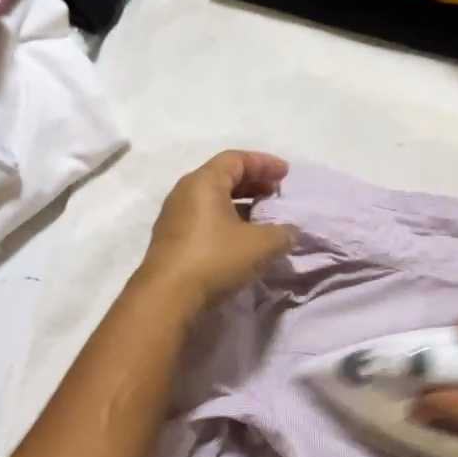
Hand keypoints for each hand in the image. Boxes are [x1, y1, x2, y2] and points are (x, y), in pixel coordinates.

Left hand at [135, 151, 296, 311]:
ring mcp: (174, 217)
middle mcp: (185, 192)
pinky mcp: (172, 240)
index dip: (264, 163)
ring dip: (240, 205)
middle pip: (222, 177)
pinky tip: (241, 241)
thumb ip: (282, 233)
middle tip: (275, 195)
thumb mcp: (260, 245)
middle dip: (253, 183)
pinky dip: (226, 222)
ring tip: (262, 219)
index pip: (236, 159)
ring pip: (212, 201)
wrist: (167, 297)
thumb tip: (291, 232)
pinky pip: (204, 220)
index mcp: (204, 182)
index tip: (286, 174)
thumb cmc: (214, 259)